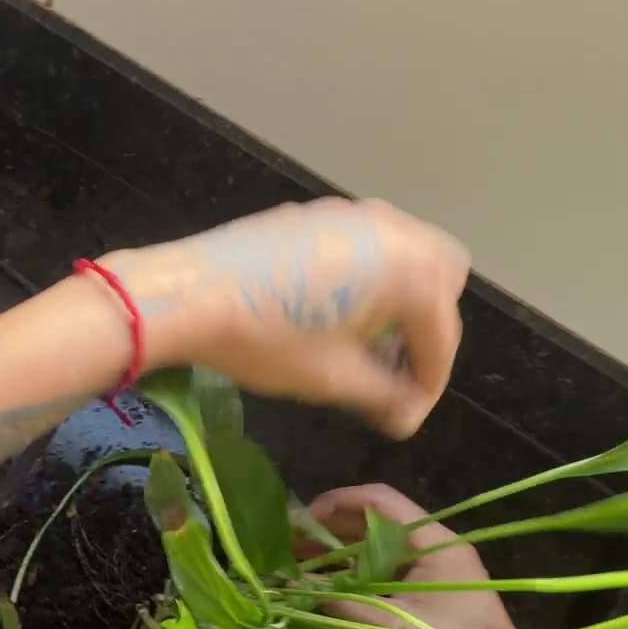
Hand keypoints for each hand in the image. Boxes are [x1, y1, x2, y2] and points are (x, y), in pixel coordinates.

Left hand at [114, 198, 469, 438]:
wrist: (185, 295)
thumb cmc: (263, 340)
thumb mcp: (330, 378)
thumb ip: (383, 396)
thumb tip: (406, 415)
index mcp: (411, 267)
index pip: (442, 333)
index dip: (429, 382)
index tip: (406, 415)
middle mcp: (392, 228)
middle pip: (439, 278)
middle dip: (425, 327)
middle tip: (393, 369)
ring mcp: (348, 213)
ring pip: (400, 254)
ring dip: (395, 300)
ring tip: (360, 344)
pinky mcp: (309, 215)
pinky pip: (358, 245)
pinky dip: (361, 278)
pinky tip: (324, 311)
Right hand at [303, 483, 519, 628]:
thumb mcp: (392, 625)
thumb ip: (340, 604)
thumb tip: (289, 587)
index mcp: (432, 542)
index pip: (380, 500)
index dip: (338, 501)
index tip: (305, 518)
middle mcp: (429, 546)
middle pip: (371, 520)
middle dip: (327, 527)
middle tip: (288, 539)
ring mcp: (426, 566)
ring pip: (371, 544)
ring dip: (332, 549)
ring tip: (294, 558)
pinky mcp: (421, 587)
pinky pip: (378, 567)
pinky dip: (347, 569)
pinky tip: (317, 580)